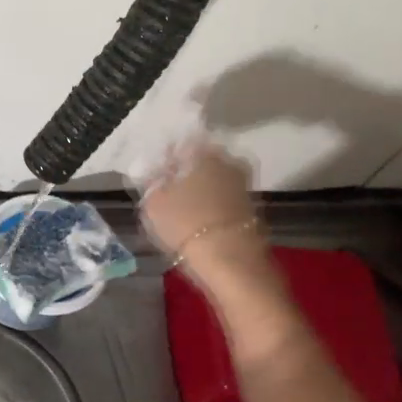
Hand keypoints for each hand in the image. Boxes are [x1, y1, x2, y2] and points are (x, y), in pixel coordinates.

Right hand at [137, 140, 268, 286]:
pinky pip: (223, 197)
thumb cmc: (185, 223)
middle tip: (168, 186)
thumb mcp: (154, 202)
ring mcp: (242, 184)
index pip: (182, 144)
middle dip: (186, 171)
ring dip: (200, 188)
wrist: (229, 256)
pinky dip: (211, 203)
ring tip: (181, 204)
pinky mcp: (249, 206)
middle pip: (202, 161)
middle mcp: (227, 161)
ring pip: (214, 179)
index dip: (166, 156)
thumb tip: (153, 172)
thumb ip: (152, 183)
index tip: (155, 169)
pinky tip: (198, 216)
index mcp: (203, 153)